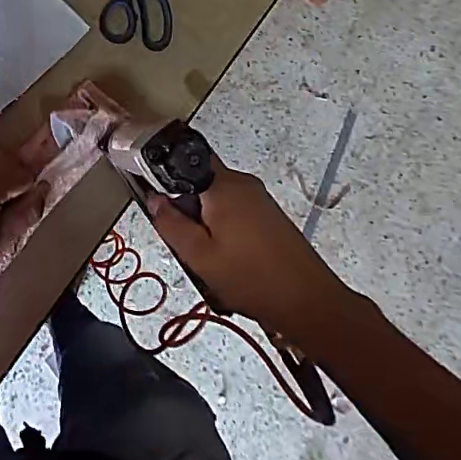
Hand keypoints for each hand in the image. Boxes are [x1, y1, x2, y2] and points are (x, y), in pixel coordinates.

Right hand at [145, 163, 353, 335]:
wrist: (305, 299)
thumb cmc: (252, 278)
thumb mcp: (199, 256)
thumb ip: (171, 224)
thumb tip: (155, 200)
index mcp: (223, 186)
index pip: (186, 160)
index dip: (167, 178)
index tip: (160, 205)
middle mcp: (243, 184)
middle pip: (201, 183)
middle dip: (187, 209)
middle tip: (187, 244)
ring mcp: (259, 199)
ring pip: (217, 202)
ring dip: (206, 225)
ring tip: (210, 259)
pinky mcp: (269, 215)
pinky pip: (235, 214)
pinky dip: (225, 232)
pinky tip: (229, 261)